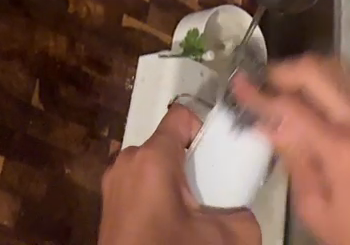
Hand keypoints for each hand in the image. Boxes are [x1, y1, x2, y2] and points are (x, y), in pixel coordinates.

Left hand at [100, 104, 260, 244]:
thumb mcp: (222, 240)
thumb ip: (243, 216)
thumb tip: (241, 211)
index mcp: (152, 157)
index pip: (181, 117)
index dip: (204, 131)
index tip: (218, 160)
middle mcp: (127, 160)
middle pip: (166, 146)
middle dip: (189, 167)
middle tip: (208, 198)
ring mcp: (112, 183)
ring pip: (151, 168)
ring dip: (171, 186)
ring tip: (187, 218)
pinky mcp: (107, 206)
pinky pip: (137, 188)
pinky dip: (154, 200)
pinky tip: (167, 228)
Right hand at [232, 56, 349, 244]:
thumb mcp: (316, 209)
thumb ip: (293, 158)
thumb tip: (267, 124)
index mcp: (342, 147)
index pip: (290, 105)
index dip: (258, 93)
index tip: (237, 82)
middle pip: (315, 70)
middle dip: (282, 71)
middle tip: (261, 84)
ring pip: (335, 69)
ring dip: (304, 74)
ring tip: (282, 91)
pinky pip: (349, 86)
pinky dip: (324, 85)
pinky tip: (309, 104)